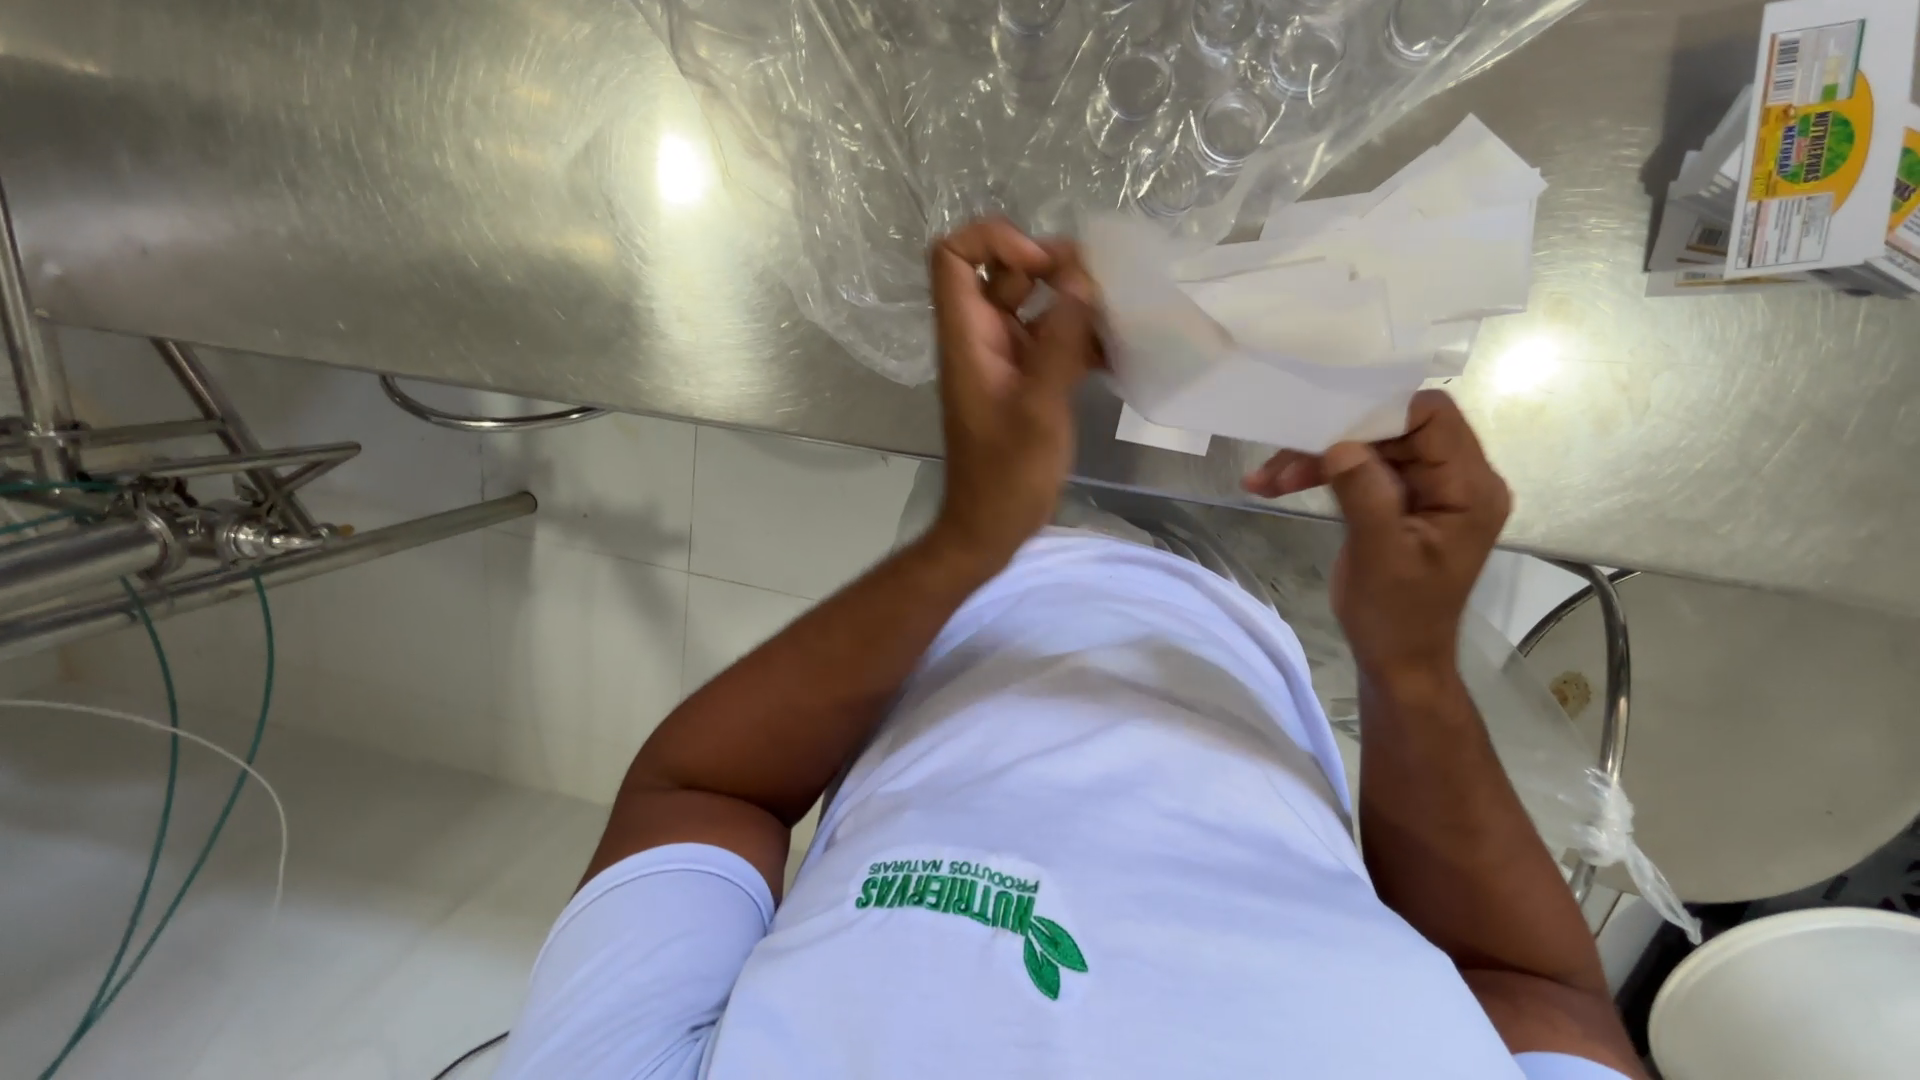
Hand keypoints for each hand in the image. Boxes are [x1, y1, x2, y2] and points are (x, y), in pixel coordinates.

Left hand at [929, 219, 1100, 564]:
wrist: (991, 527)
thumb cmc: (1007, 476)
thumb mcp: (1039, 408)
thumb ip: (1060, 342)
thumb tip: (1081, 281)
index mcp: (967, 338)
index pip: (953, 256)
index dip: (995, 241)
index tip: (1043, 268)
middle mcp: (981, 339)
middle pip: (1002, 272)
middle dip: (1050, 267)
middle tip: (1098, 286)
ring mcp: (1003, 360)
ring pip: (1033, 305)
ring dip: (1073, 303)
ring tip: (1118, 315)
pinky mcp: (1025, 381)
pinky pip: (1050, 340)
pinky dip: (1080, 338)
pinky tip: (1117, 352)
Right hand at [1242, 391, 1509, 686]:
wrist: (1397, 660)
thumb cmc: (1397, 615)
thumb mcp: (1379, 554)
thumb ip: (1364, 492)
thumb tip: (1339, 443)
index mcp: (1469, 488)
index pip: (1433, 417)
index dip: (1380, 411)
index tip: (1325, 424)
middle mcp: (1456, 480)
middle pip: (1393, 429)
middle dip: (1334, 440)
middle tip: (1279, 462)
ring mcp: (1426, 490)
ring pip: (1368, 448)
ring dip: (1316, 459)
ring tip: (1266, 479)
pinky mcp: (1399, 501)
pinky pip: (1359, 471)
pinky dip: (1319, 475)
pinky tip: (1276, 485)